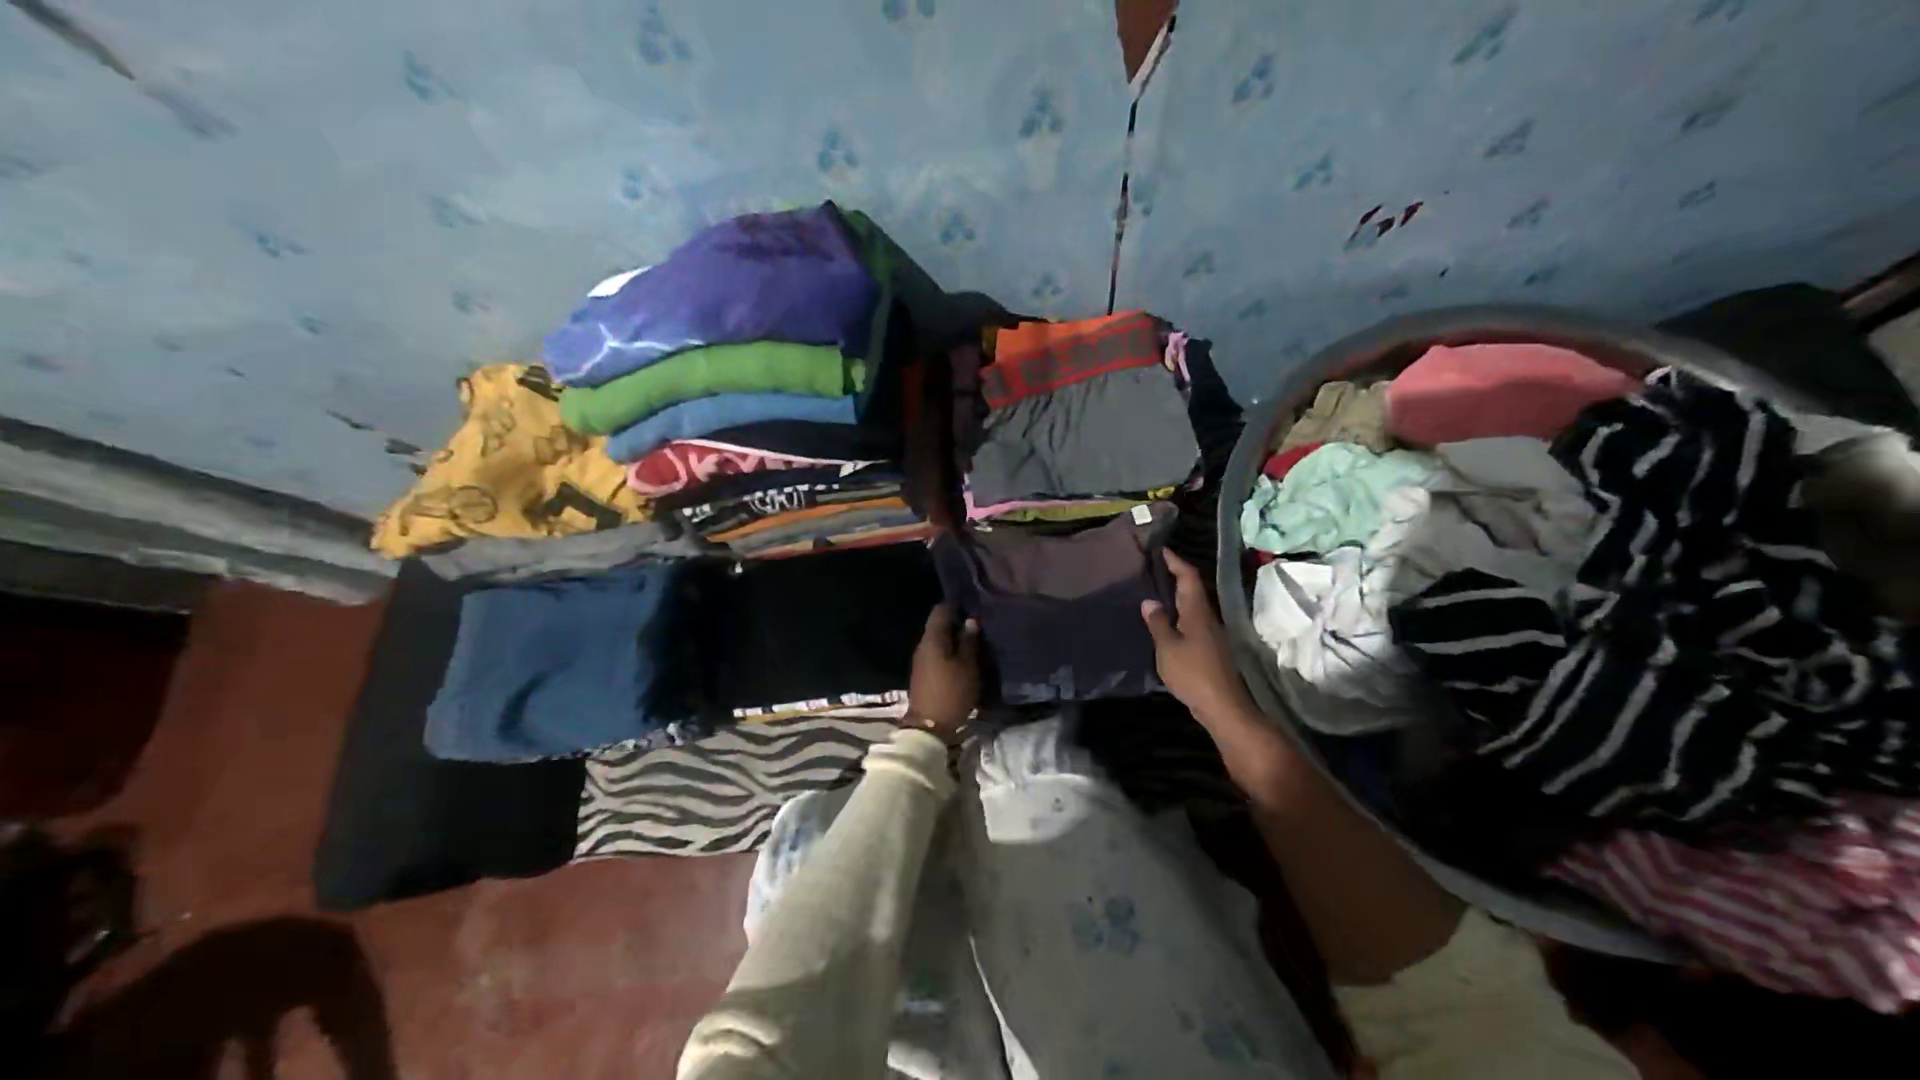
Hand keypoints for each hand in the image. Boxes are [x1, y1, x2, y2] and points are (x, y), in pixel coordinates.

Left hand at [906, 605, 979, 743]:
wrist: (929, 726)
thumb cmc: (952, 692)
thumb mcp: (967, 666)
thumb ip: (968, 641)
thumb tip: (970, 620)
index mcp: (932, 639)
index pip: (940, 610)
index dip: (955, 605)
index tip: (972, 606)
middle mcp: (922, 645)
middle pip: (938, 625)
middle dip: (957, 623)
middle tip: (978, 625)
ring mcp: (920, 660)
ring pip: (938, 640)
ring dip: (954, 639)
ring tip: (974, 641)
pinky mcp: (922, 673)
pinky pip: (936, 654)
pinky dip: (949, 652)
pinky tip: (963, 658)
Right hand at [1141, 550, 1257, 723]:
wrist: (1222, 706)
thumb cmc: (1193, 673)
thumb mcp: (1167, 648)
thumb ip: (1158, 623)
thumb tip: (1150, 601)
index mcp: (1197, 612)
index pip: (1188, 577)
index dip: (1175, 561)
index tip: (1160, 550)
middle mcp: (1207, 618)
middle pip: (1192, 589)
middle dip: (1173, 576)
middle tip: (1149, 569)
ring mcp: (1210, 634)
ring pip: (1192, 606)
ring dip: (1174, 596)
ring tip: (1151, 592)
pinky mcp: (1209, 649)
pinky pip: (1191, 622)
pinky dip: (1176, 614)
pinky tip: (1162, 622)